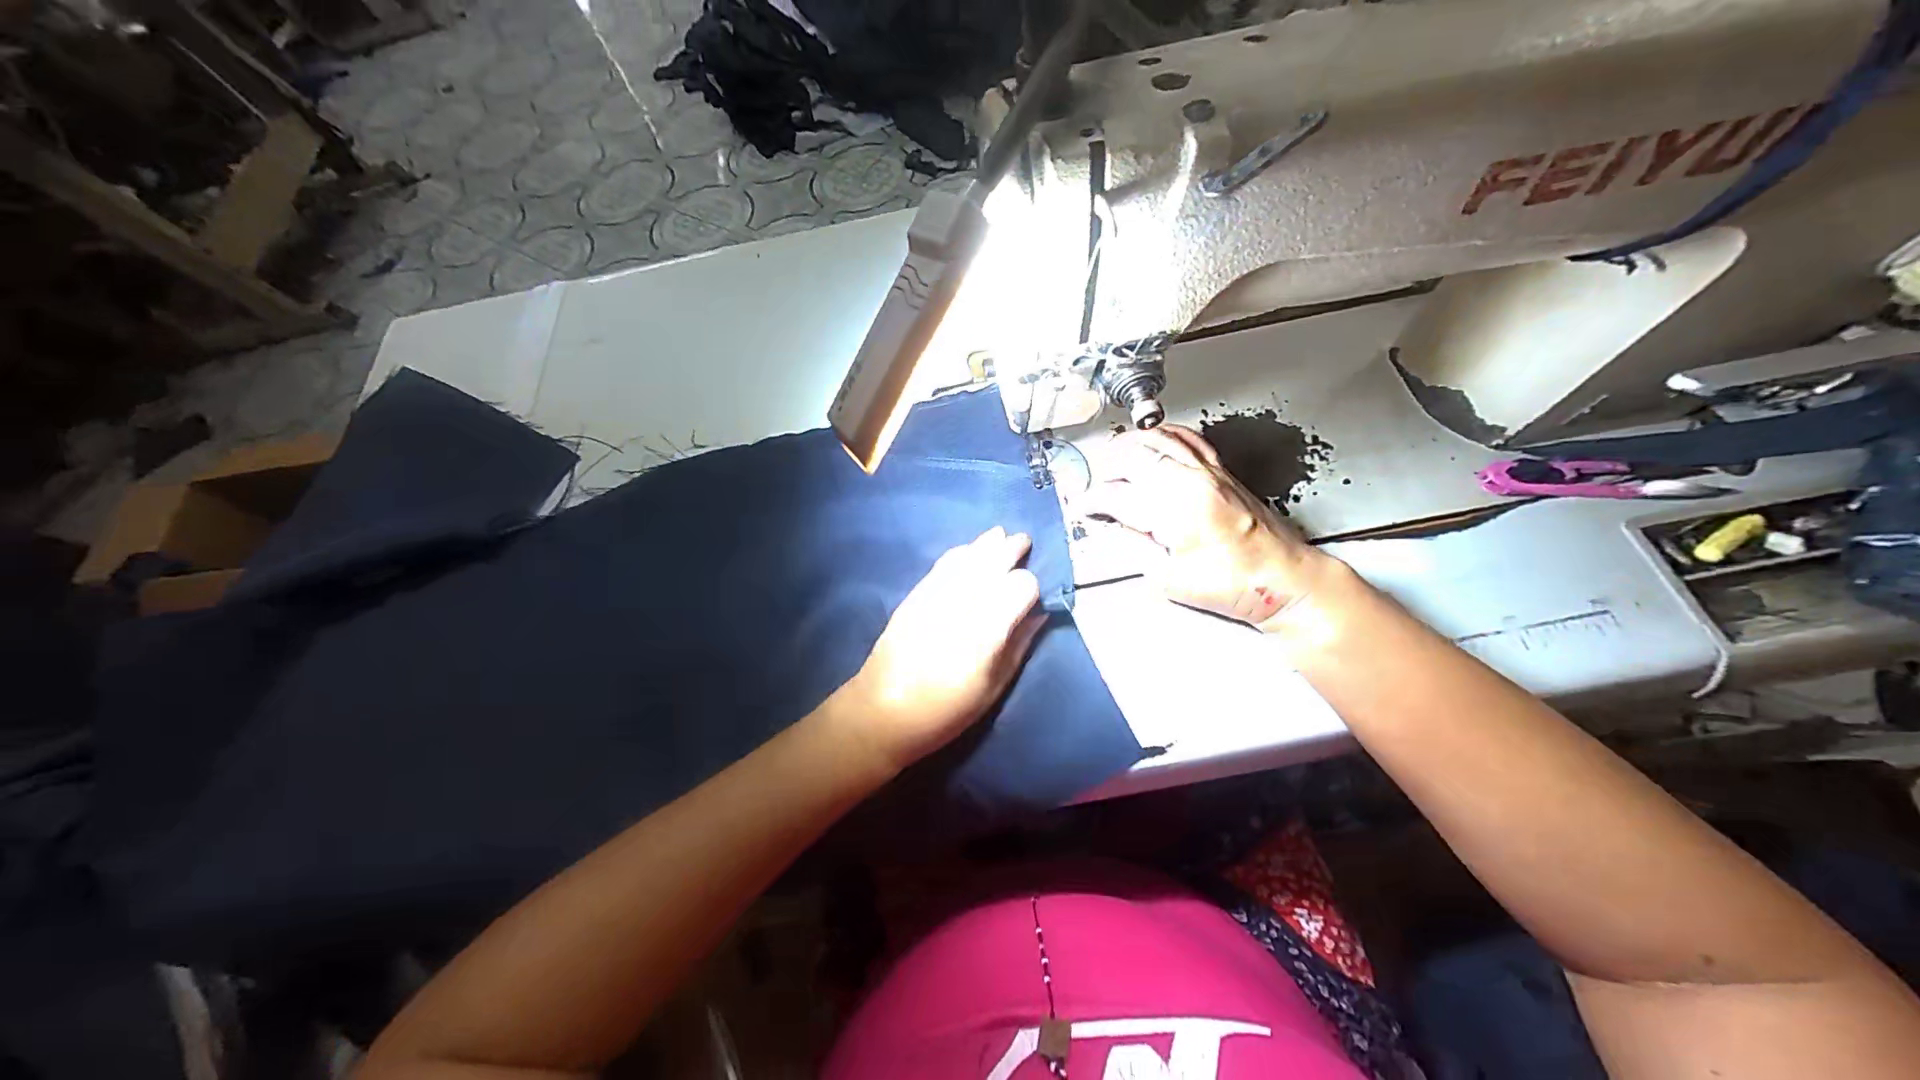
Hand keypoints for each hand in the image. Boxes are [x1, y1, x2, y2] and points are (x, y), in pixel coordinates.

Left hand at [834, 527, 1045, 773]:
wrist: (883, 712)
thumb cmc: (946, 711)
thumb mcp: (994, 687)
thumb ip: (1019, 645)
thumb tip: (1039, 613)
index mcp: (985, 634)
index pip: (1019, 587)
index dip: (1030, 586)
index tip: (1033, 597)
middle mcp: (961, 607)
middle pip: (992, 563)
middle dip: (1010, 550)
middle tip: (1024, 542)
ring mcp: (934, 597)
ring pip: (966, 558)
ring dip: (986, 545)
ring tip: (1001, 535)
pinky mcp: (913, 596)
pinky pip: (942, 564)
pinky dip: (960, 553)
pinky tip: (970, 549)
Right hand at [1071, 426, 1329, 626]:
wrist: (1285, 580)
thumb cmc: (1238, 585)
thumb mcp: (1169, 579)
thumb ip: (1135, 546)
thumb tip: (1112, 527)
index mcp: (1175, 508)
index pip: (1117, 494)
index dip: (1092, 501)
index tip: (1082, 508)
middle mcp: (1192, 480)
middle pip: (1133, 454)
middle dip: (1104, 467)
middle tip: (1093, 483)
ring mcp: (1209, 471)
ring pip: (1158, 438)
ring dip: (1128, 445)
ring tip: (1112, 459)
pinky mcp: (1222, 471)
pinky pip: (1187, 438)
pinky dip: (1162, 435)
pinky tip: (1154, 442)